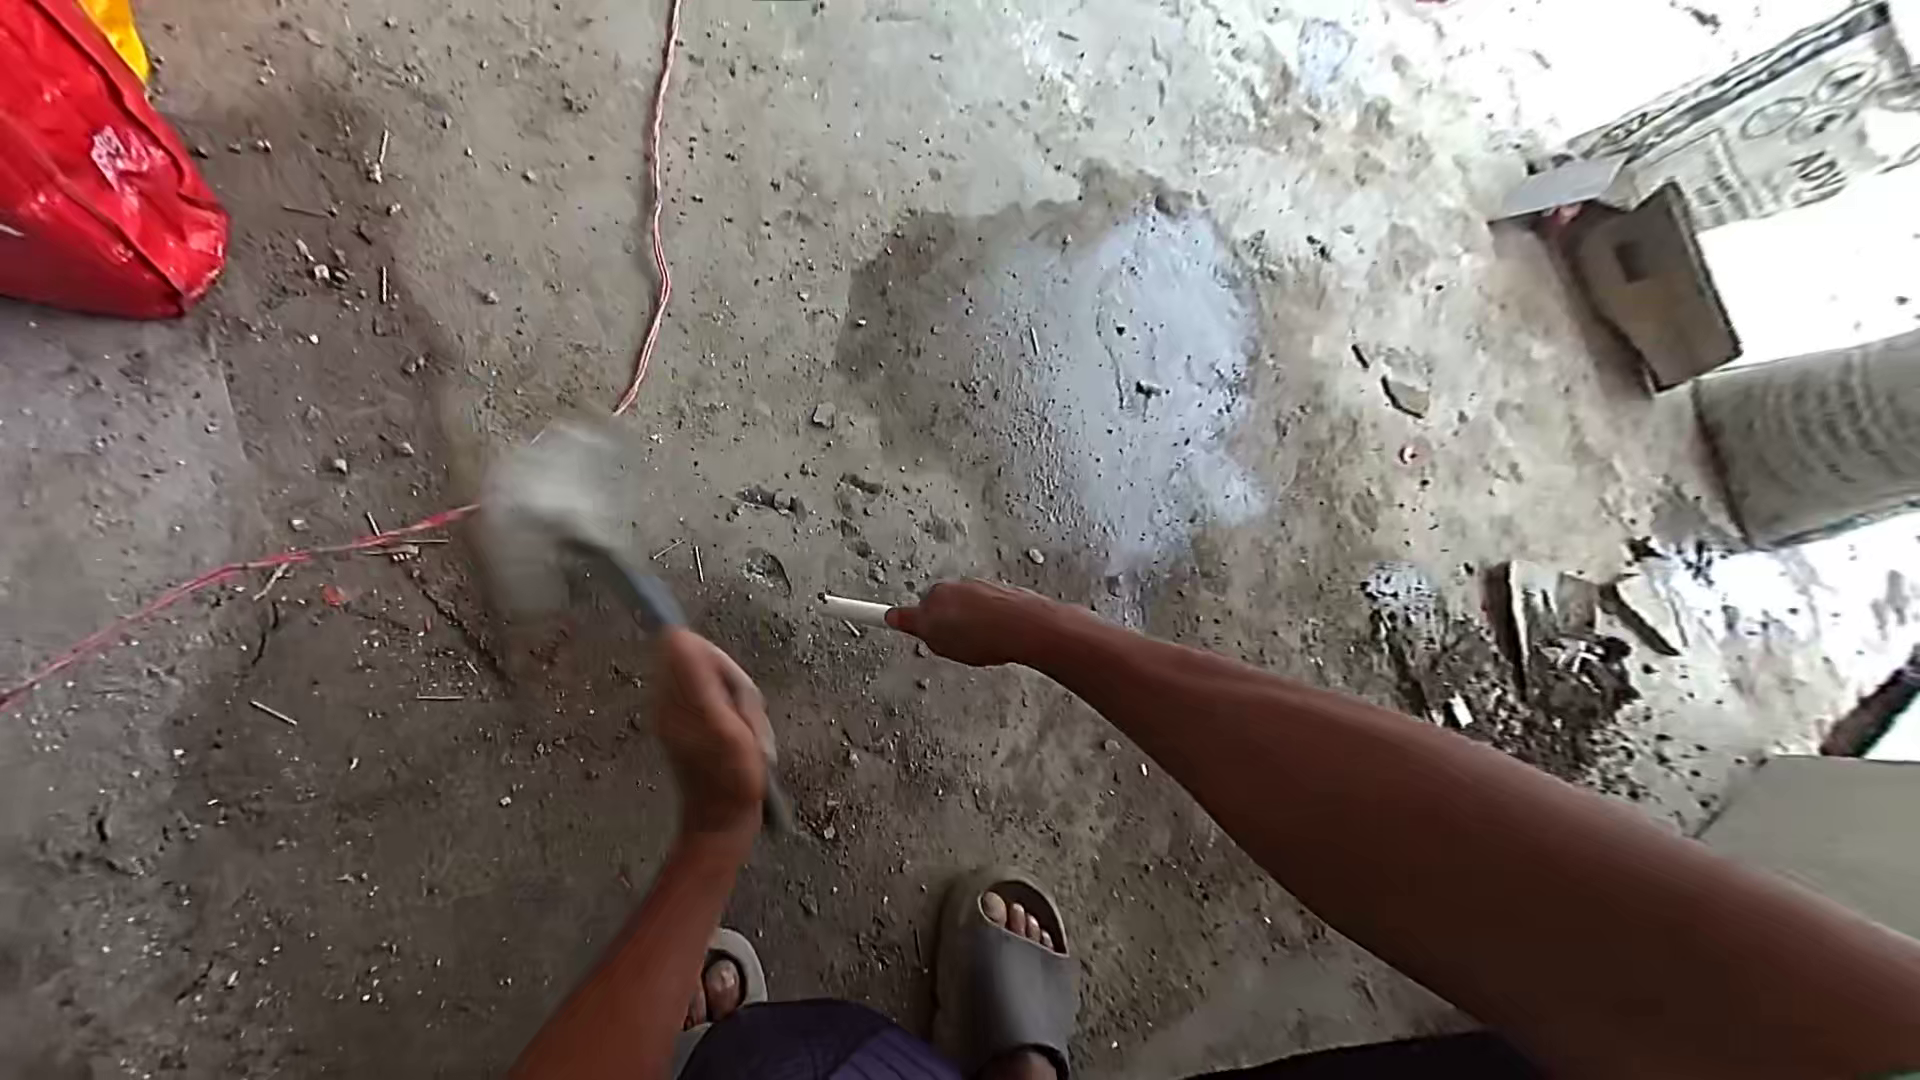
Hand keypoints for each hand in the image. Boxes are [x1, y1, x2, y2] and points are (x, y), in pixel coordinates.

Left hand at [650, 629, 770, 838]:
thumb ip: (701, 677)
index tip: (735, 695)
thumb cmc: (731, 777)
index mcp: (675, 699)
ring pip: (720, 683)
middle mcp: (670, 702)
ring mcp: (680, 715)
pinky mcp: (693, 726)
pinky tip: (742, 736)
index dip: (720, 664)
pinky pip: (722, 700)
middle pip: (707, 664)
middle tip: (743, 719)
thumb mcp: (724, 724)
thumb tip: (677, 636)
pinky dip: (739, 713)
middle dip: (734, 684)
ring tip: (744, 731)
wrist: (723, 821)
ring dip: (740, 702)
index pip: (692, 648)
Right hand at [885, 579, 1056, 665]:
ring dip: (966, 624)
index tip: (874, 614)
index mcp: (932, 600)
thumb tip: (897, 618)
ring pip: (960, 609)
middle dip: (941, 626)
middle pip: (935, 609)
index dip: (892, 617)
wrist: (1025, 625)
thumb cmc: (986, 634)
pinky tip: (994, 636)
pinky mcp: (994, 590)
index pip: (905, 612)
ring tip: (980, 645)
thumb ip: (917, 628)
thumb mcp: (942, 643)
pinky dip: (984, 620)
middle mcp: (950, 588)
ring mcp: (973, 587)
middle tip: (953, 647)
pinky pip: (981, 608)